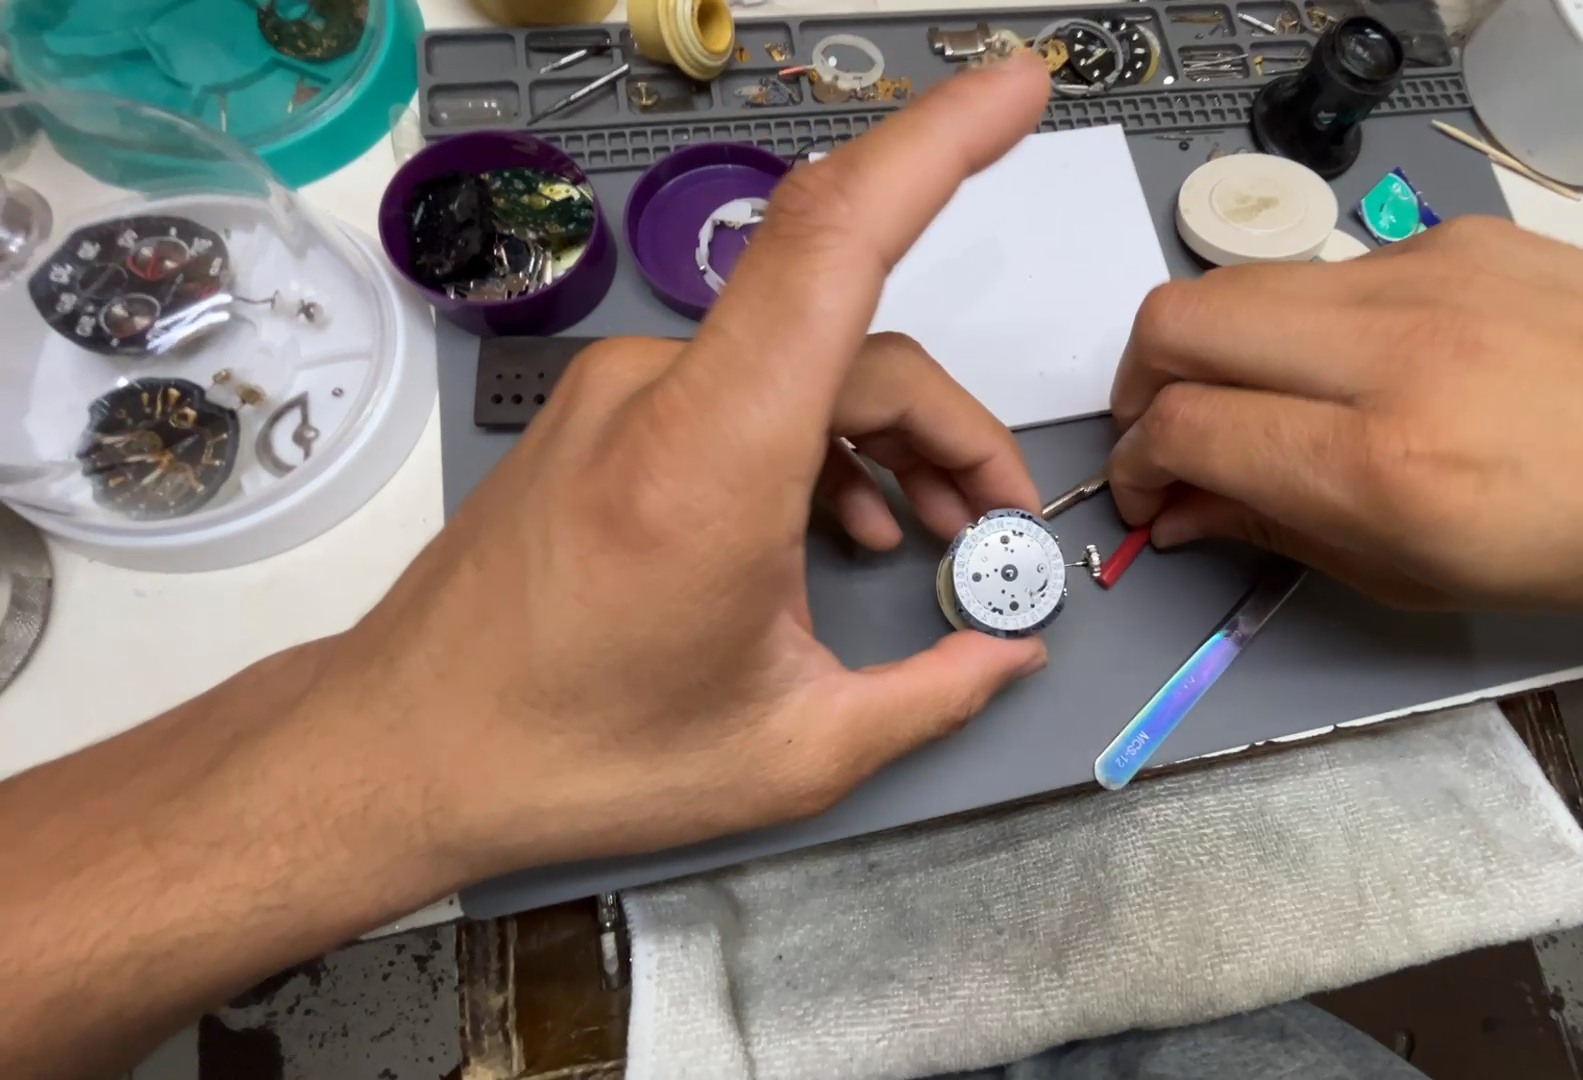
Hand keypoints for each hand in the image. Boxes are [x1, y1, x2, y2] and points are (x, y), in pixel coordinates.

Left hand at [308, 55, 1054, 878]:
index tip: (1016, 92)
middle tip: (996, 518)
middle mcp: (666, 393)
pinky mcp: (618, 414)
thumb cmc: (580, 758)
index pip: (836, 239)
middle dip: (954, 425)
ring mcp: (632, 392)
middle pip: (861, 342)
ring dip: (894, 436)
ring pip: (813, 365)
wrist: (403, 754)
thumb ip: (931, 696)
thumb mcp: (795, 752)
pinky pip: (756, 392)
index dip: (939, 146)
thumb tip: (1009, 657)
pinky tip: (849, 523)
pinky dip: (826, 444)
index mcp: (715, 459)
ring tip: (936, 528)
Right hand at [1108, 217, 1582, 614]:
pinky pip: (1313, 276)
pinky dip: (1287, 329)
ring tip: (1232, 402)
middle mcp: (1389, 349)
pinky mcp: (1448, 238)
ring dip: (1199, 350)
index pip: (1184, 429)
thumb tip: (1176, 513)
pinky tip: (1336, 369)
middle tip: (1156, 434)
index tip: (1143, 492)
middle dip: (1132, 386)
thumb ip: (1267, 530)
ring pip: (1229, 284)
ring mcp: (1420, 274)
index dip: (1136, 467)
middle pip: (1175, 322)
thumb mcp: (1406, 574)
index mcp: (1381, 463)